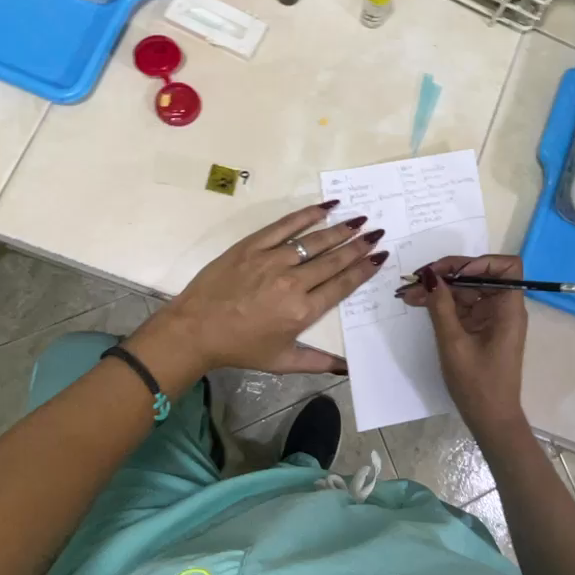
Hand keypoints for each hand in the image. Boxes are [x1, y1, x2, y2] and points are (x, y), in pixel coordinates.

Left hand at [134, 202, 385, 376]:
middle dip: (359, 245)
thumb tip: (347, 368)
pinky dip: (308, 214)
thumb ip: (318, 362)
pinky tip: (326, 207)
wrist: (194, 330)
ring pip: (315, 241)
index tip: (380, 256)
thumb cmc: (239, 348)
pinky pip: (285, 226)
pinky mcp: (253, 246)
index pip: (342, 284)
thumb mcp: (281, 362)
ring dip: (341, 229)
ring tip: (360, 220)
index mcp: (302, 312)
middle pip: (334, 259)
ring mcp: (272, 260)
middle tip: (378, 232)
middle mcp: (292, 283)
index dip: (364, 269)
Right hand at [399, 255, 529, 440]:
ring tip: (409, 291)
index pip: (506, 267)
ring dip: (440, 289)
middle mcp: (503, 308)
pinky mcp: (479, 328)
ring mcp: (491, 318)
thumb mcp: (454, 343)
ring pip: (466, 290)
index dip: (481, 263)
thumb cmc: (478, 384)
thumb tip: (428, 276)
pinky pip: (462, 306)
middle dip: (448, 274)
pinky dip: (442, 303)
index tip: (453, 273)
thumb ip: (441, 307)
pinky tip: (418, 302)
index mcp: (509, 308)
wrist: (490, 420)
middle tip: (418, 277)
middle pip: (480, 276)